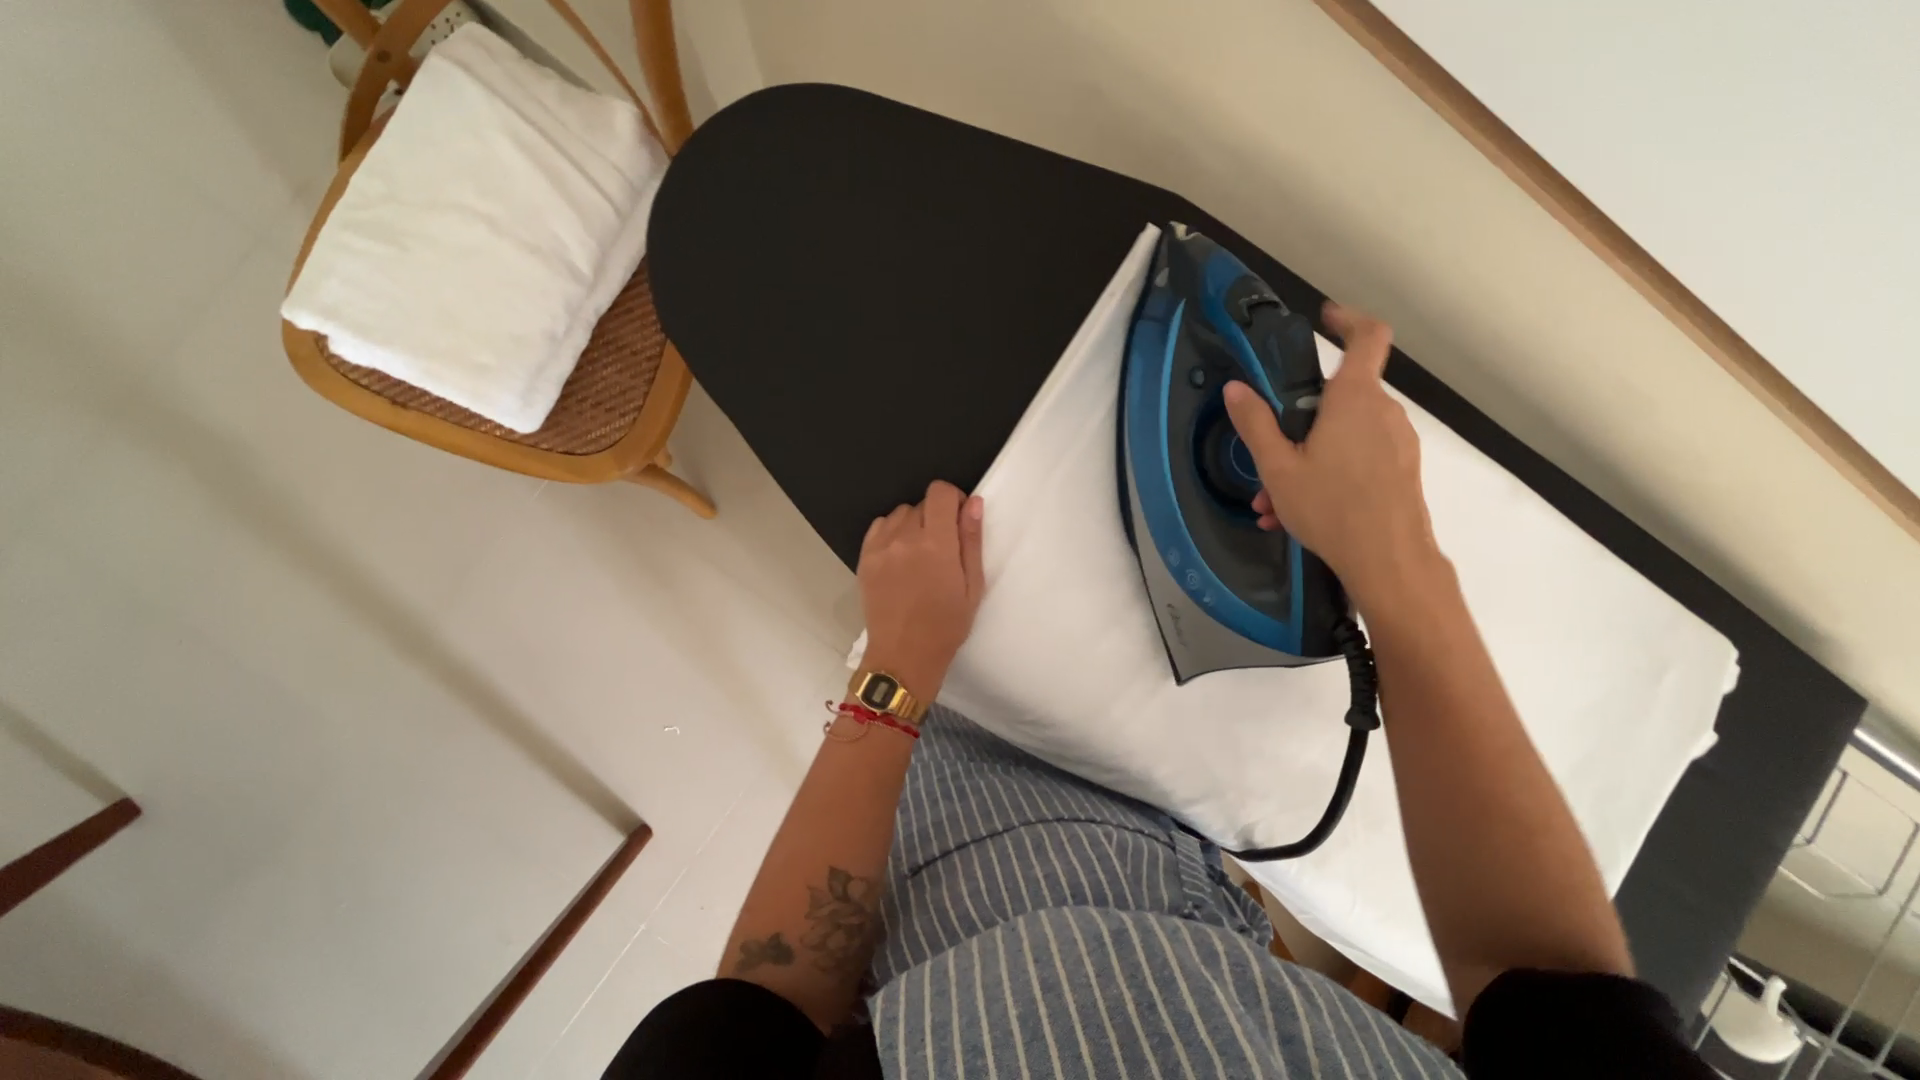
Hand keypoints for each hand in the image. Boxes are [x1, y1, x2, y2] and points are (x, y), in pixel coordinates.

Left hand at [857, 481, 985, 701]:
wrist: (903, 655)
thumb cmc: (946, 625)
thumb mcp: (972, 586)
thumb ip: (972, 540)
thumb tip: (972, 502)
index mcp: (936, 544)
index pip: (940, 492)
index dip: (953, 499)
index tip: (959, 521)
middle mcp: (905, 538)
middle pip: (922, 503)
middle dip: (936, 516)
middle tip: (943, 547)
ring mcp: (880, 547)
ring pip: (900, 514)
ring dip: (913, 524)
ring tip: (920, 554)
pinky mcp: (865, 558)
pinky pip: (879, 527)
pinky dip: (892, 533)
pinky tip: (900, 557)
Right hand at [1223, 302, 1442, 615]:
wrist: (1389, 561)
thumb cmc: (1331, 507)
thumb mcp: (1278, 468)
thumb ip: (1255, 424)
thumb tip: (1236, 389)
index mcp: (1354, 399)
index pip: (1367, 336)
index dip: (1347, 319)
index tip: (1324, 317)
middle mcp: (1382, 412)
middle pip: (1340, 397)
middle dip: (1299, 420)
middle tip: (1267, 452)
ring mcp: (1397, 442)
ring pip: (1346, 434)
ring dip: (1308, 456)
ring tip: (1274, 500)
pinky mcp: (1401, 470)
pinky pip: (1360, 458)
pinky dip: (1329, 473)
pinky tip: (1298, 513)